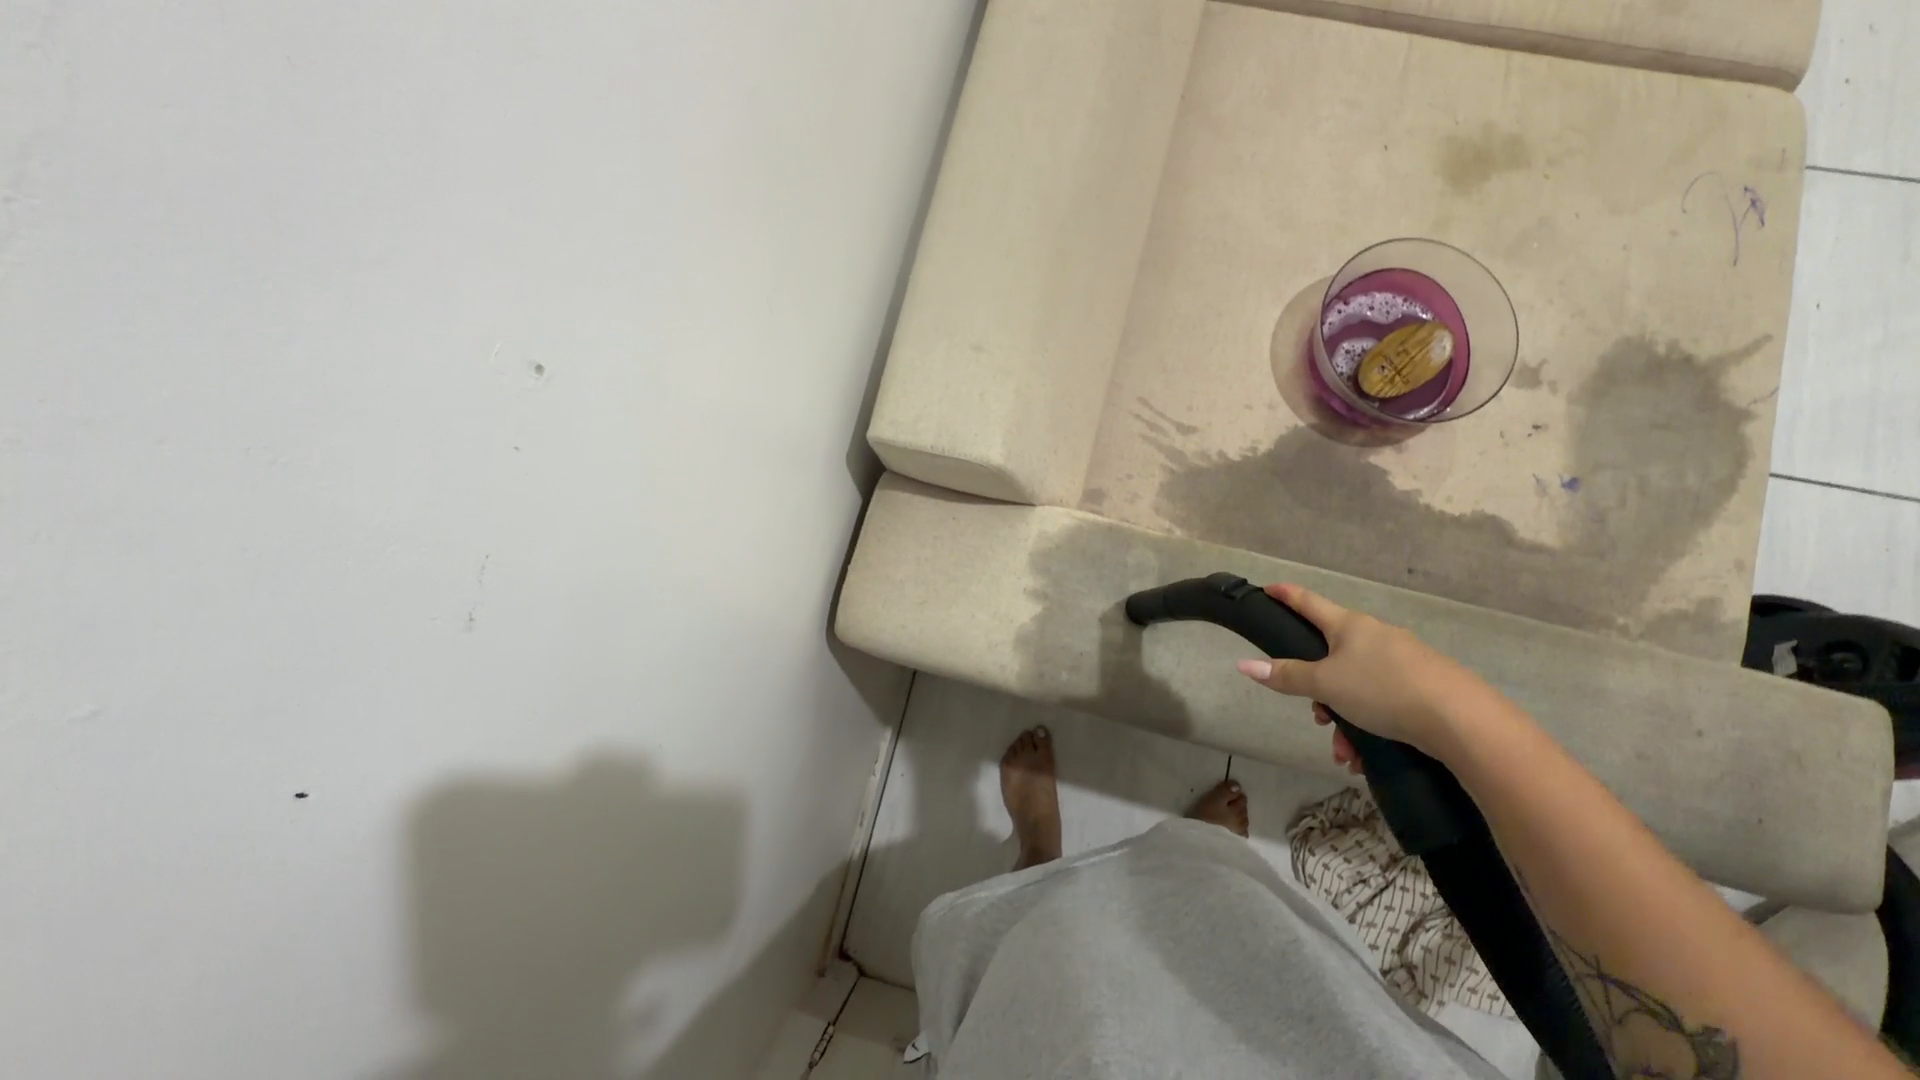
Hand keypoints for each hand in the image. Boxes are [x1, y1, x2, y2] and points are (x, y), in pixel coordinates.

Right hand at [1234, 584, 1495, 764]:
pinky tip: (1365, 756)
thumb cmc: (1383, 690)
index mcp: (1350, 626)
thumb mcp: (1326, 684)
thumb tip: (1245, 665)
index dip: (1286, 596)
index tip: (1268, 588)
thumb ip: (1286, 676)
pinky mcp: (1422, 687)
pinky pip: (1381, 704)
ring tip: (1345, 752)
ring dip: (1344, 720)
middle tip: (1318, 717)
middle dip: (1319, 692)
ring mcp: (1402, 661)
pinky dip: (1368, 728)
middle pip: (1332, 657)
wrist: (1459, 719)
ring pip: (1356, 688)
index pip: (1309, 603)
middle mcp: (1376, 637)